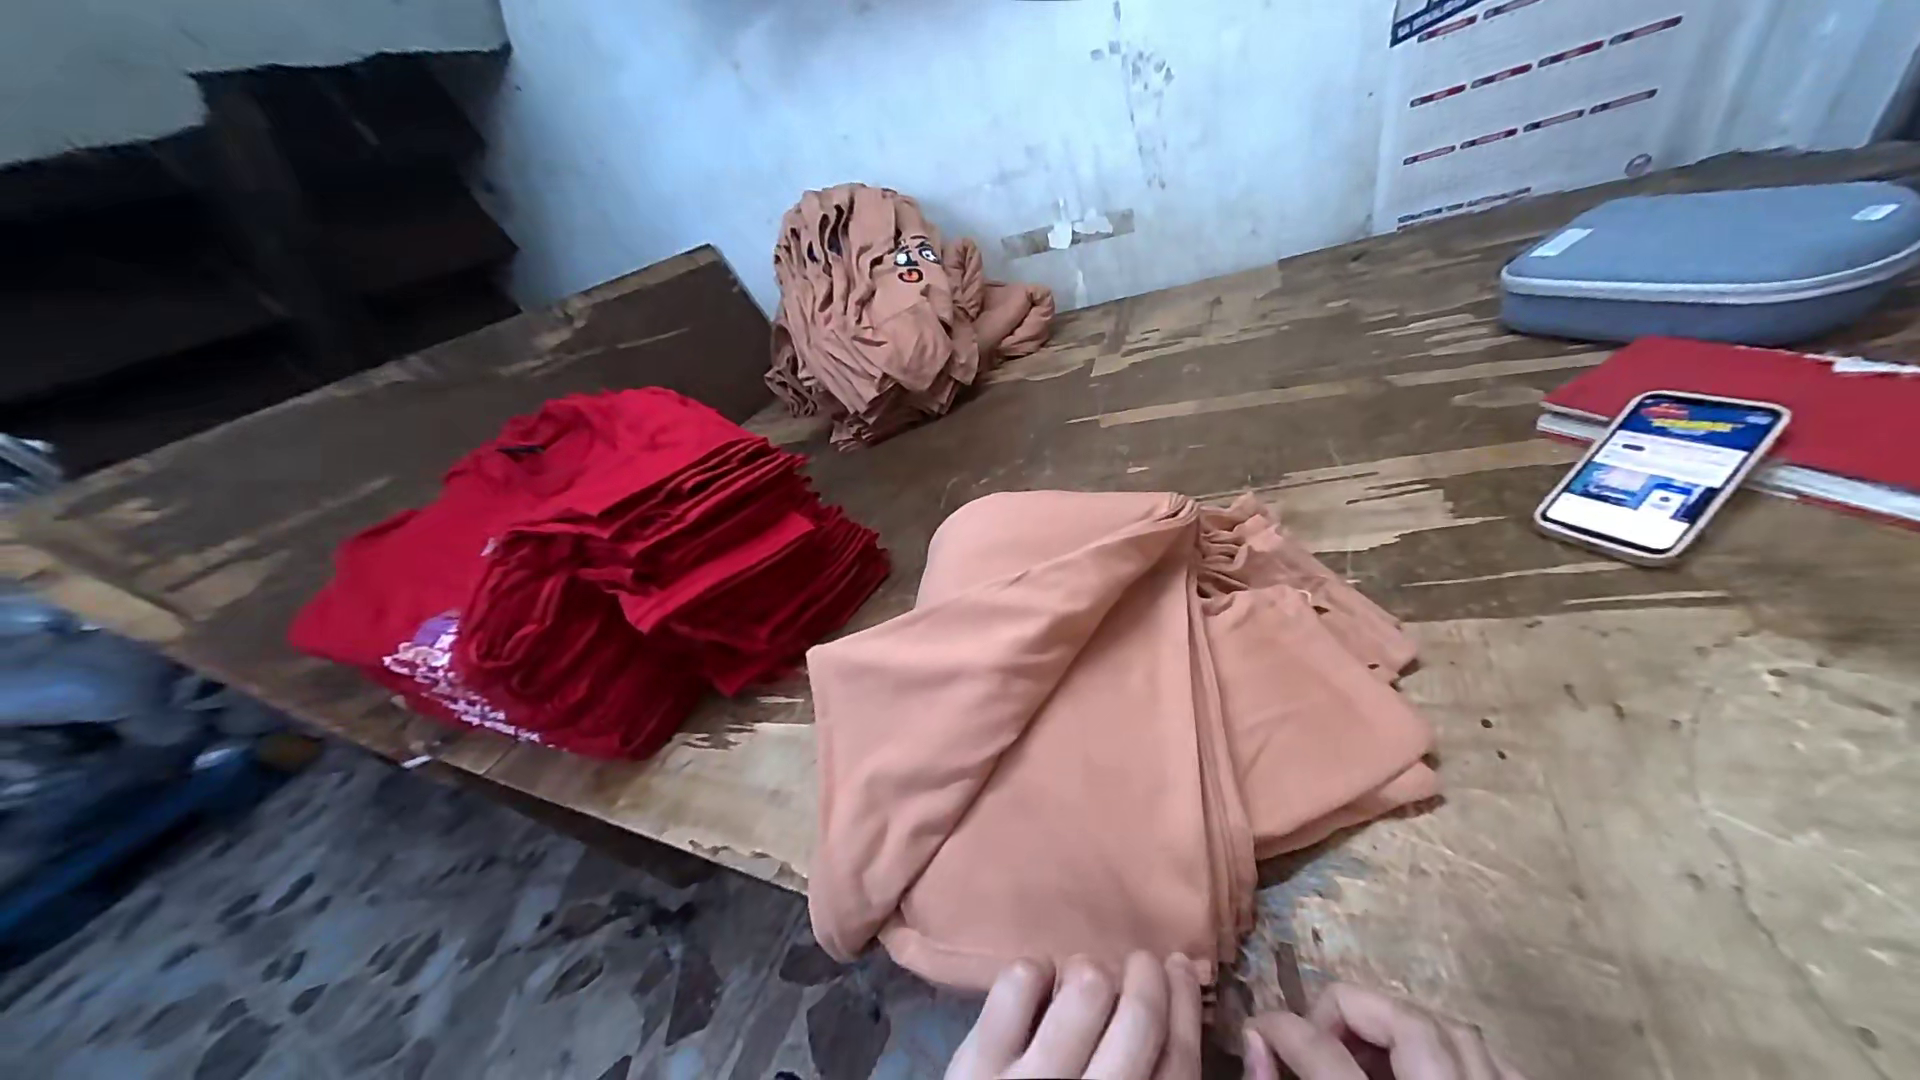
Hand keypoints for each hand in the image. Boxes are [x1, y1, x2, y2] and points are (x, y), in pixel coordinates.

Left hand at [944, 952, 1202, 1079]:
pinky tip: (1038, 985)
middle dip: (1146, 975)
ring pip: (1084, 989)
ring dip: (1089, 971)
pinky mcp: (979, 1063)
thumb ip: (1143, 1074)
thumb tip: (1169, 1009)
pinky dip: (1035, 969)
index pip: (1178, 1061)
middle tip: (1142, 961)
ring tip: (1083, 980)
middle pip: (1138, 1019)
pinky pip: (1020, 983)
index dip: (1184, 1003)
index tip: (1181, 965)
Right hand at [1243, 983, 1525, 1079]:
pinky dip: (1457, 1050)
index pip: (1321, 1051)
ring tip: (1367, 1055)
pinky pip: (1498, 1062)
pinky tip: (1425, 1068)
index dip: (1277, 1027)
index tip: (1258, 1030)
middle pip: (1405, 1021)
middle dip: (1347, 1013)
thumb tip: (1254, 1043)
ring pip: (1459, 1032)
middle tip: (1317, 1038)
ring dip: (1401, 1026)